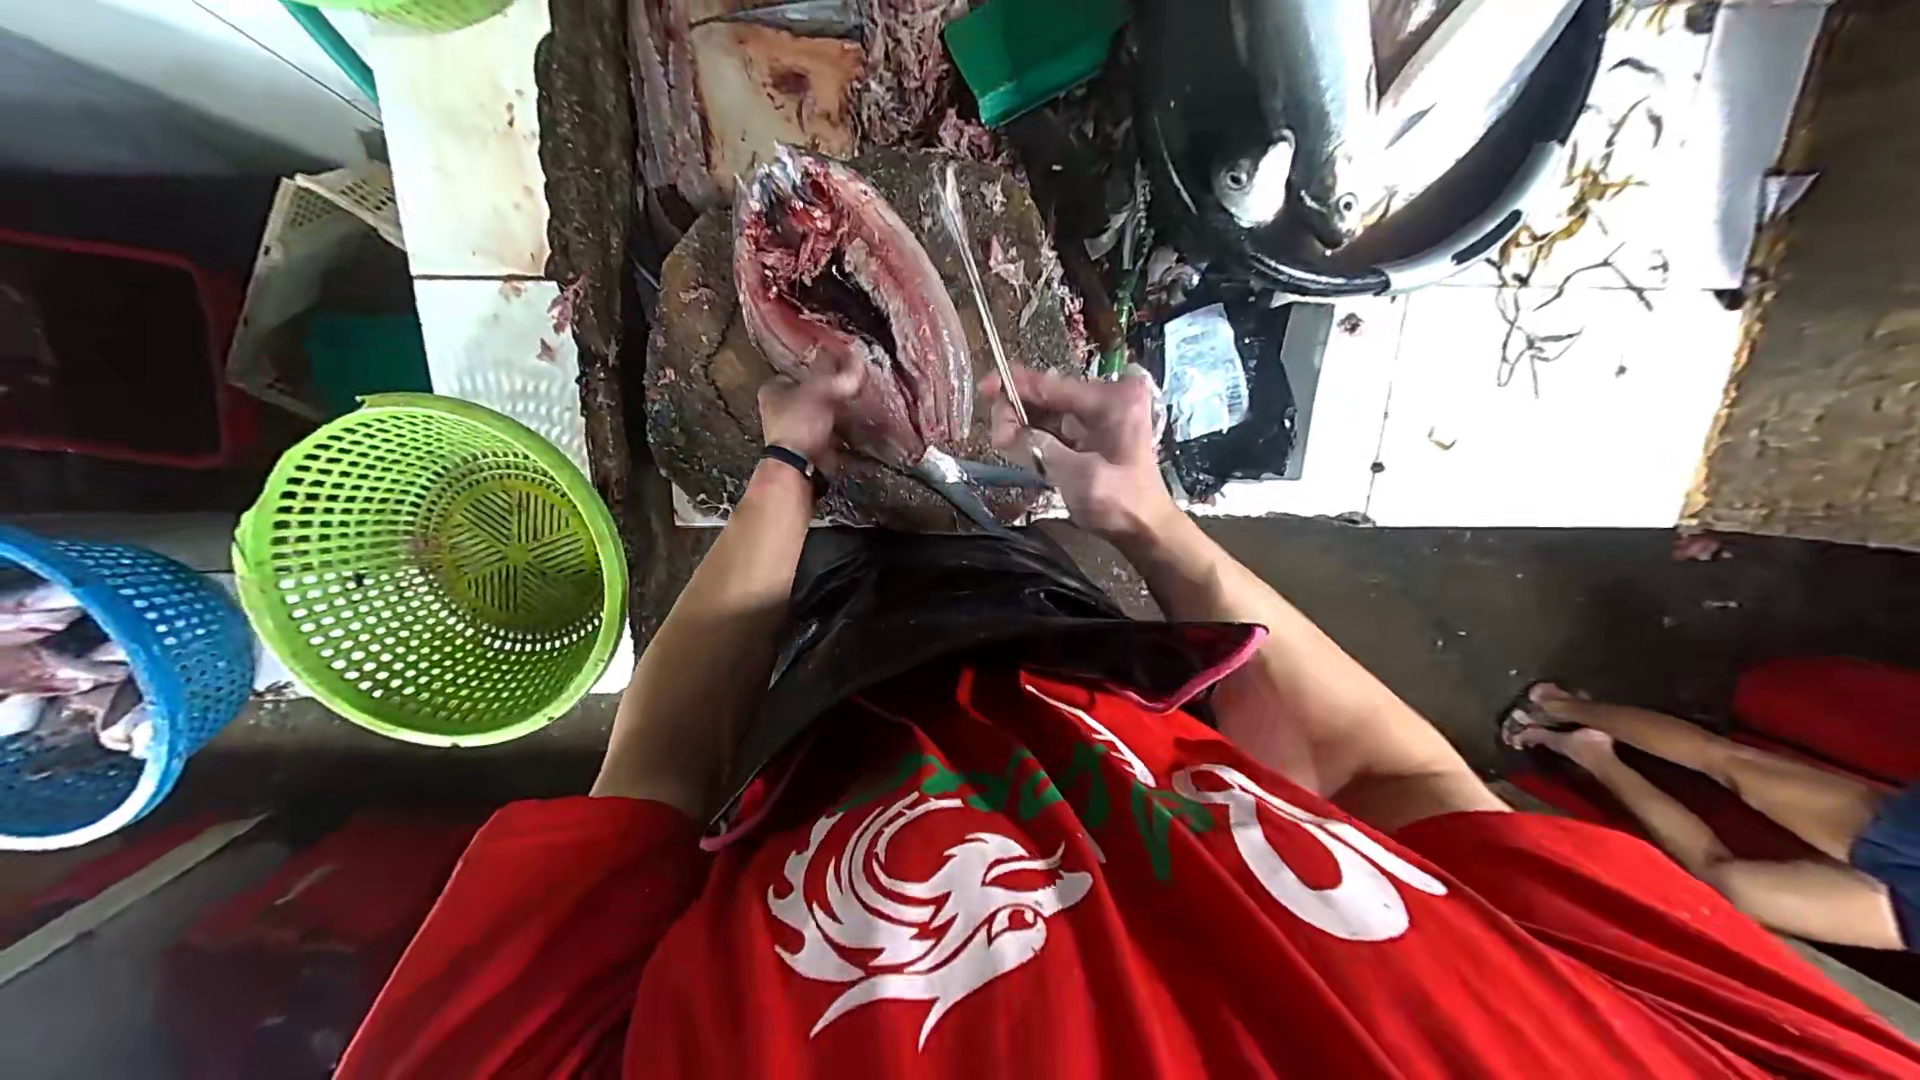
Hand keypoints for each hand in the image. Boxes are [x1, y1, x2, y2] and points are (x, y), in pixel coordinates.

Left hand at [757, 357, 864, 471]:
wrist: (799, 466)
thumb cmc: (801, 421)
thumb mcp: (822, 391)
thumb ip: (841, 376)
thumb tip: (859, 361)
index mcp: (772, 389)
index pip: (798, 370)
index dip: (819, 367)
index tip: (840, 367)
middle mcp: (779, 409)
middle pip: (811, 393)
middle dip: (831, 392)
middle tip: (852, 386)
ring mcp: (794, 430)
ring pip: (821, 414)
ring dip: (838, 412)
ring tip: (859, 404)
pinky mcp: (808, 448)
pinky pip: (830, 433)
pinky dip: (843, 431)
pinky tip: (858, 425)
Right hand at [984, 366, 1180, 541]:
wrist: (1146, 529)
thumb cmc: (1121, 504)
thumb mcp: (1079, 475)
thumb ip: (1042, 447)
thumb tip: (1006, 431)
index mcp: (1112, 400)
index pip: (1052, 385)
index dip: (1015, 385)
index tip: (985, 386)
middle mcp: (1107, 399)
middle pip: (1048, 394)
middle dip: (1016, 410)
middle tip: (997, 436)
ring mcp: (1100, 416)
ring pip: (1047, 410)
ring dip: (1022, 424)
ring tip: (1004, 442)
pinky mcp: (1091, 433)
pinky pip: (1054, 426)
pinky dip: (1034, 434)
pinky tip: (1017, 444)